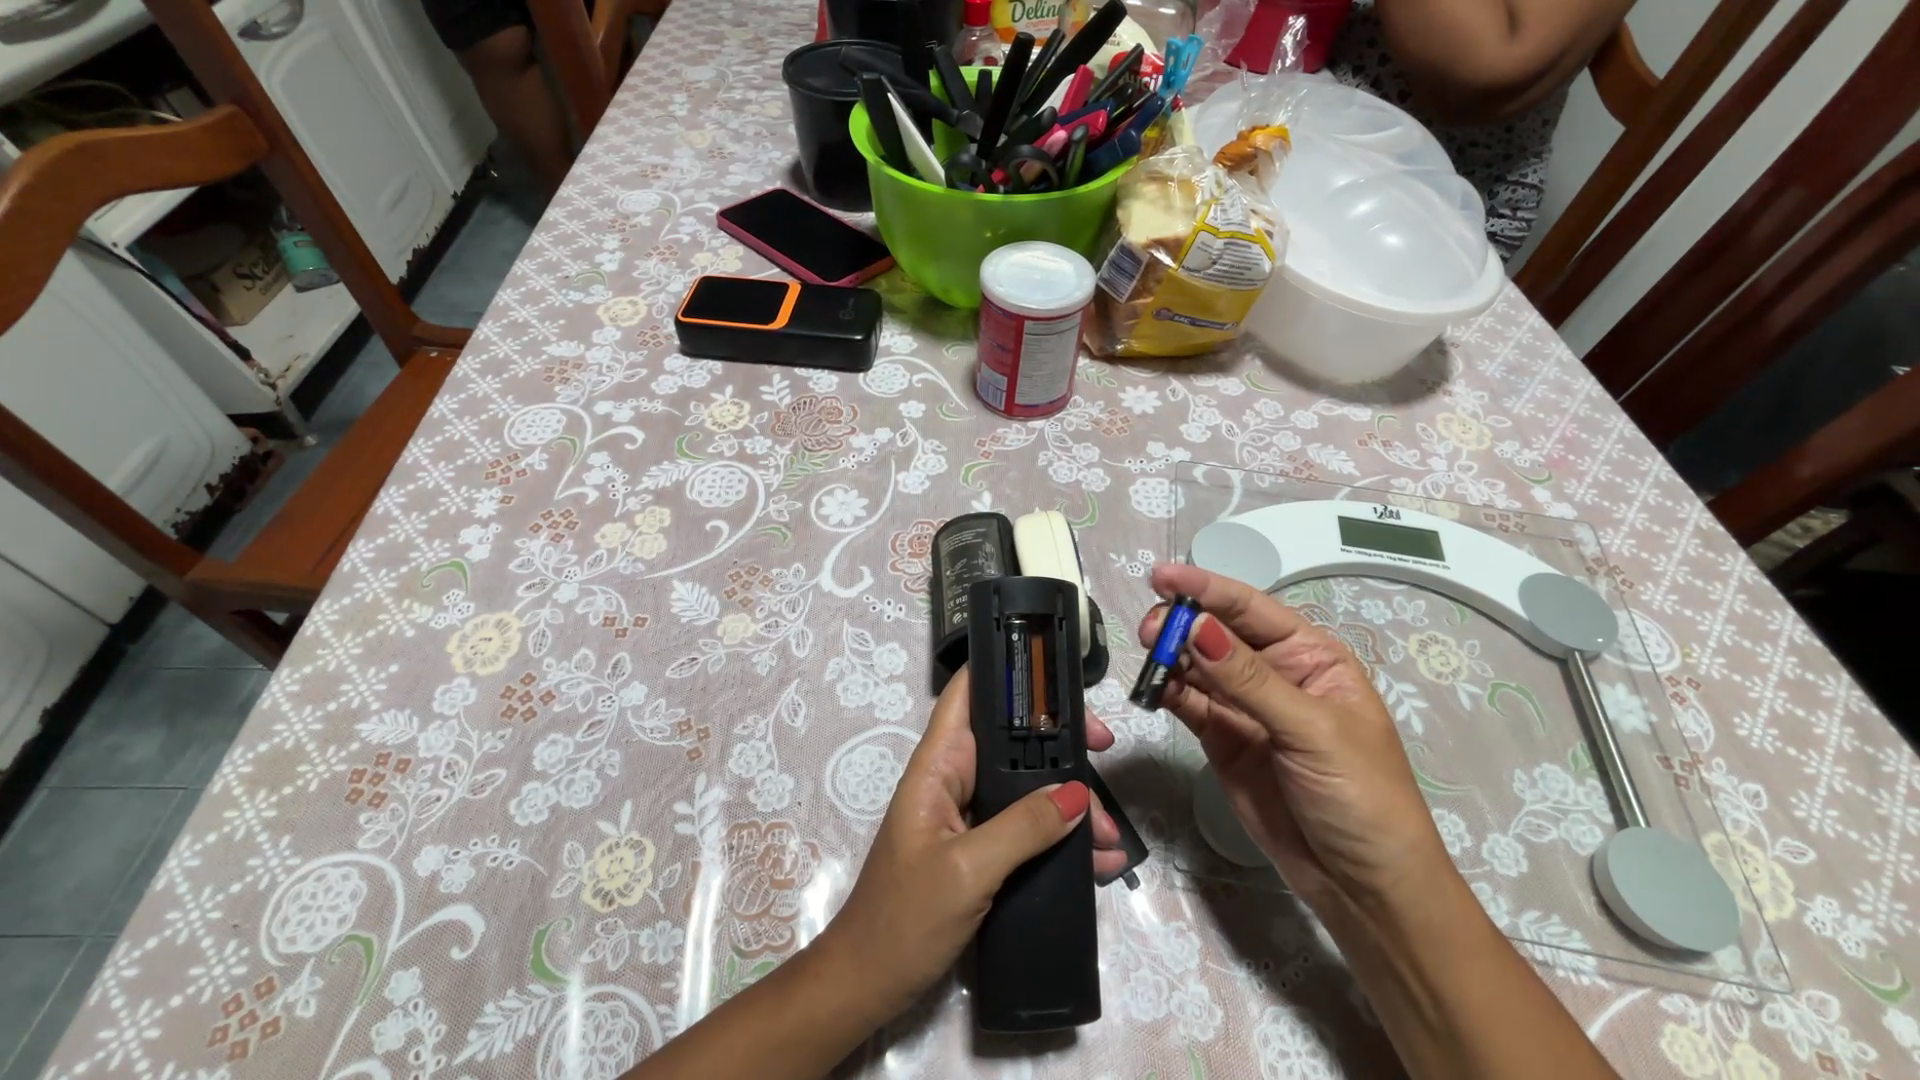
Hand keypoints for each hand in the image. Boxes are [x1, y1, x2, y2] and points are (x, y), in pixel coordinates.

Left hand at [816, 667, 1126, 1019]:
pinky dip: (1064, 842)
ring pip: (1028, 789)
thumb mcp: (968, 869)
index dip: (1009, 673)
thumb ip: (1023, 827)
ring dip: (1071, 805)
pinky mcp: (982, 853)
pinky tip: (1100, 864)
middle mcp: (954, 782)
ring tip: (1111, 836)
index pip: (966, 695)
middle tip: (1105, 754)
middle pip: (1011, 740)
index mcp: (936, 767)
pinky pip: (1030, 832)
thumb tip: (1080, 794)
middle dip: (1060, 746)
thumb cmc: (905, 919)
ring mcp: (969, 819)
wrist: (871, 984)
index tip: (1062, 681)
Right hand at [1138, 563, 1449, 913]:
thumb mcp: (1312, 731)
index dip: (1208, 589)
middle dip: (1183, 625)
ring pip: (1197, 668)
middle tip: (1150, 629)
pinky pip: (1189, 706)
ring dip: (1170, 658)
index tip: (1163, 577)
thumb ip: (1249, 681)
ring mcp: (1246, 710)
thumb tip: (1198, 628)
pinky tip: (1150, 688)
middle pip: (1219, 635)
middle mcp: (1276, 675)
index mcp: (1313, 658)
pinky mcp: (1223, 742)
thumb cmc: (1361, 796)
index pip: (1253, 611)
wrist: (1362, 884)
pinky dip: (1167, 694)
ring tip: (1145, 655)